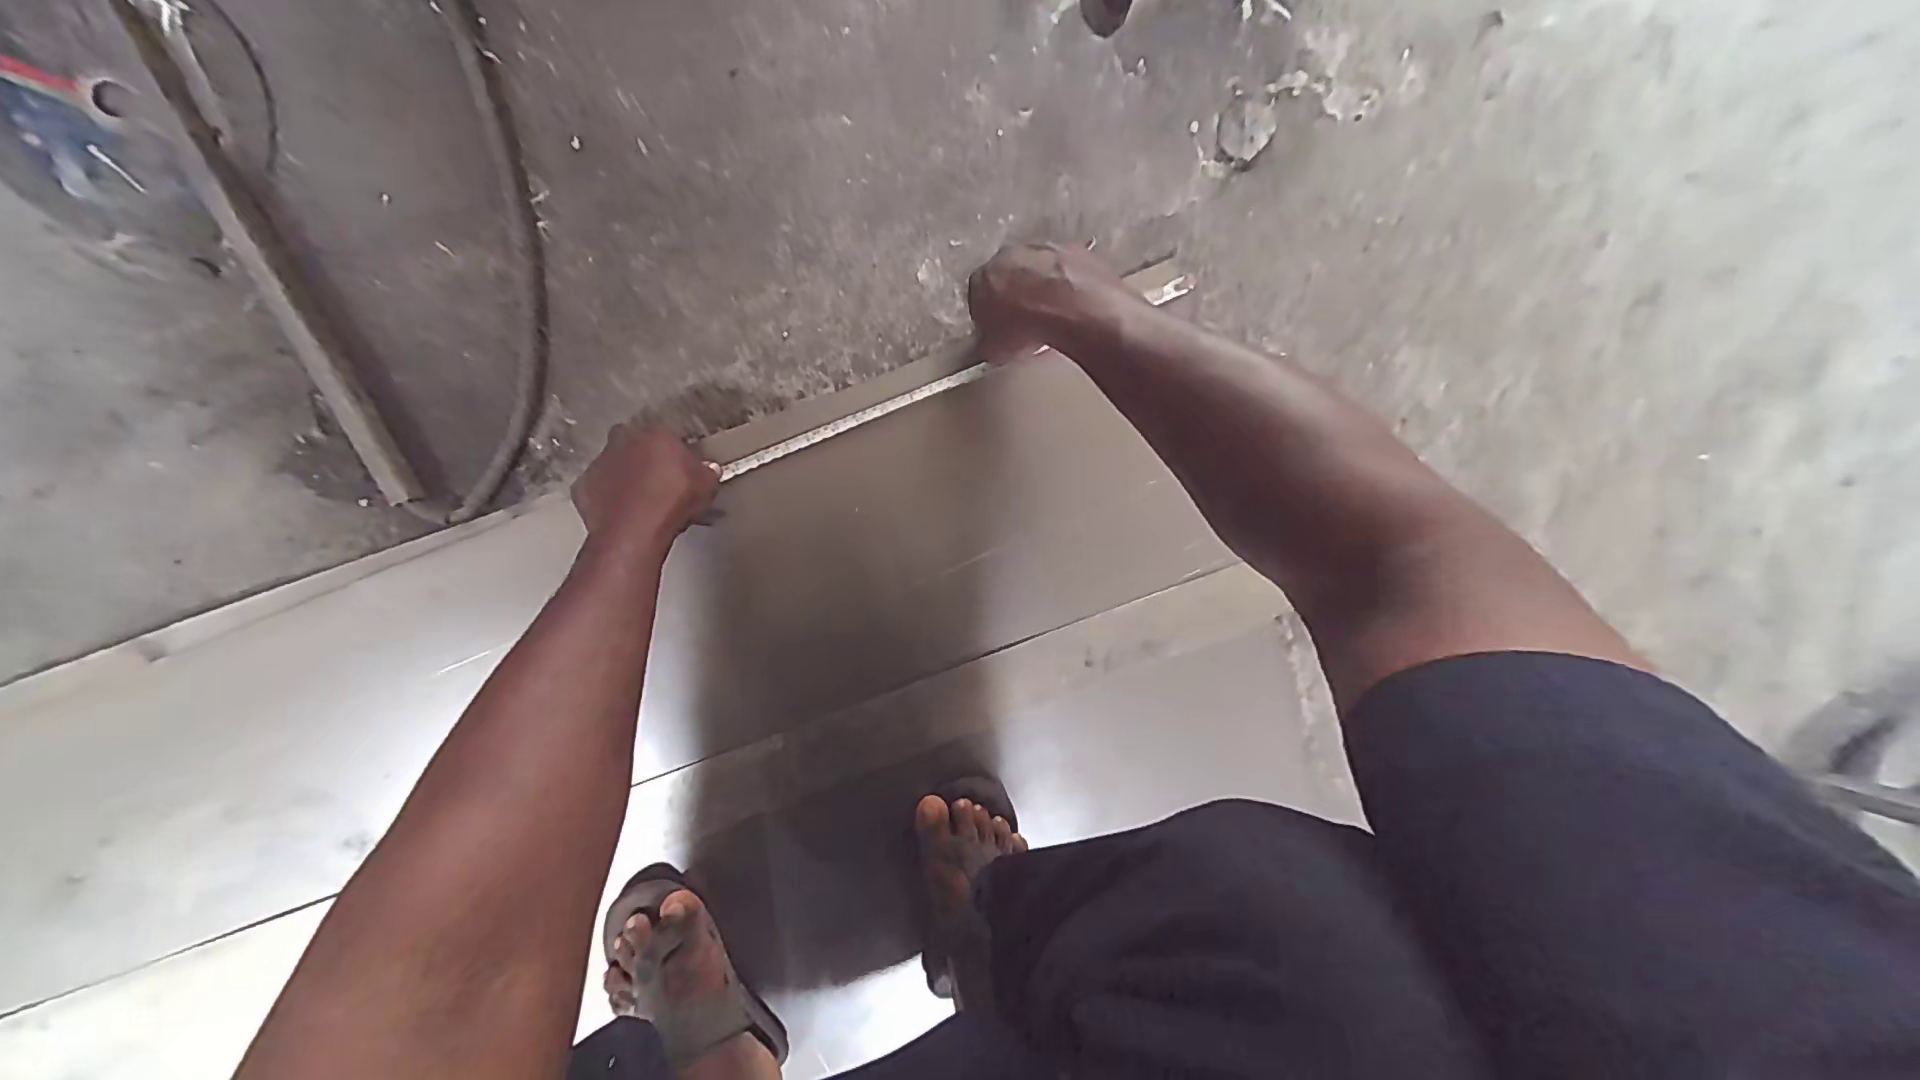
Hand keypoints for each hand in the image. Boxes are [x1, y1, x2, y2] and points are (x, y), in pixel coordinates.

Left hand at [571, 424, 719, 560]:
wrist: (635, 529)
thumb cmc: (674, 501)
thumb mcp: (707, 486)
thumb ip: (708, 473)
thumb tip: (709, 469)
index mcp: (657, 435)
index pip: (669, 439)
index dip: (676, 456)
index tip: (683, 472)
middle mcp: (624, 440)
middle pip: (636, 446)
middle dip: (646, 460)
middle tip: (660, 483)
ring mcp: (599, 462)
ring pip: (615, 466)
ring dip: (626, 478)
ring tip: (643, 503)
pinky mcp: (582, 485)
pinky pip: (600, 489)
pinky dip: (609, 498)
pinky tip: (624, 513)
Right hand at [968, 243, 1135, 359]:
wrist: (1069, 305)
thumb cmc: (1024, 328)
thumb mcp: (993, 350)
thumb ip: (987, 344)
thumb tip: (990, 346)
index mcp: (980, 278)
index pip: (978, 299)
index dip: (989, 318)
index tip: (999, 333)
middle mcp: (1007, 255)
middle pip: (1009, 277)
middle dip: (1015, 297)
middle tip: (1026, 324)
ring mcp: (1043, 247)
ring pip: (1038, 270)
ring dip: (1042, 289)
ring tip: (1053, 317)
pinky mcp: (1075, 248)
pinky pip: (1066, 271)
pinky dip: (1068, 285)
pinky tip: (1074, 306)